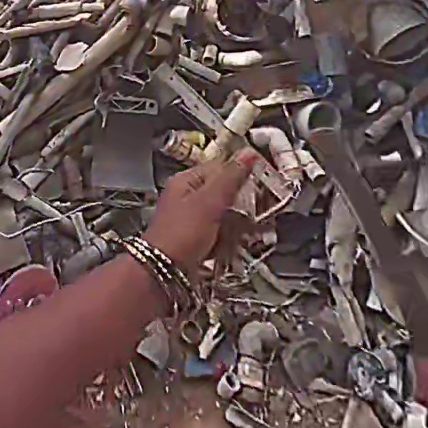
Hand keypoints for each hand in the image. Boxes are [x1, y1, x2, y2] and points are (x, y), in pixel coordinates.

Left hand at [143, 149, 257, 271]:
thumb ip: (230, 178)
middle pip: (224, 194)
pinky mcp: (199, 242)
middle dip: (243, 206)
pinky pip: (221, 236)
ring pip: (226, 217)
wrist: (165, 273)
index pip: (219, 168)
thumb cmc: (181, 234)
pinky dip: (230, 242)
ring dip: (238, 227)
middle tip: (258, 213)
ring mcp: (193, 221)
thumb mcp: (209, 201)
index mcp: (186, 182)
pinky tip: (232, 249)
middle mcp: (188, 199)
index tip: (263, 181)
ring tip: (244, 235)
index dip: (240, 174)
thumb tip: (248, 154)